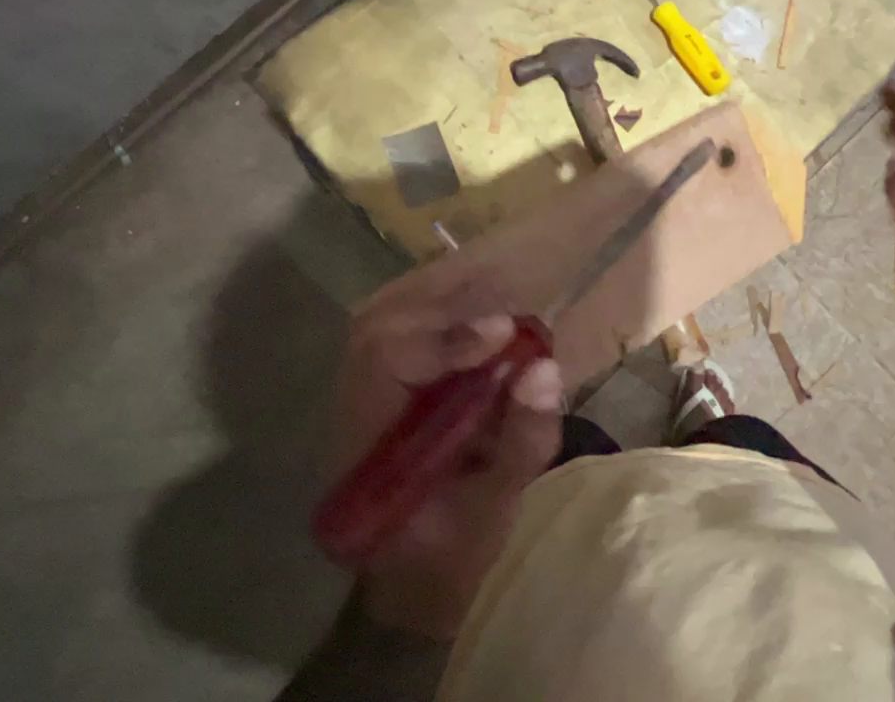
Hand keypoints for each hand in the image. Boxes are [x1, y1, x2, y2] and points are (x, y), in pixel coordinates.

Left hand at [332, 267, 563, 638]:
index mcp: (366, 443)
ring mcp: (359, 394)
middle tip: (511, 324)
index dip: (444, 340)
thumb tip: (544, 368)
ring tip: (504, 321)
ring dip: (446, 312)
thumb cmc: (450, 555)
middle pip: (382, 326)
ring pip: (388, 322)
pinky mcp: (381, 389)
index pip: (387, 360)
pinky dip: (444, 321)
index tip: (503, 335)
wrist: (414, 582)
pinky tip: (483, 326)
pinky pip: (403, 334)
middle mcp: (351, 406)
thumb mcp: (496, 510)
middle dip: (448, 315)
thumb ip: (522, 442)